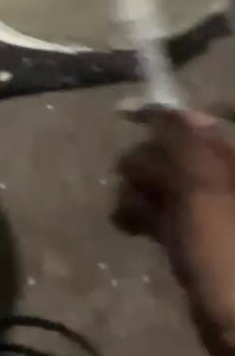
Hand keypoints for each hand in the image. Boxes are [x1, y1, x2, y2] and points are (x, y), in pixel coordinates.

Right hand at [114, 108, 234, 355]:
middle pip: (195, 153)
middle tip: (136, 186)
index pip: (222, 126)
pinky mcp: (224, 244)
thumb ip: (189, 149)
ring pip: (180, 184)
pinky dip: (154, 216)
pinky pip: (182, 213)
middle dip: (153, 166)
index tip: (133, 119)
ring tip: (131, 218)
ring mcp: (234, 217)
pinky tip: (136, 229)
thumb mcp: (208, 199)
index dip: (180, 119)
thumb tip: (174, 110)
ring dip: (145, 194)